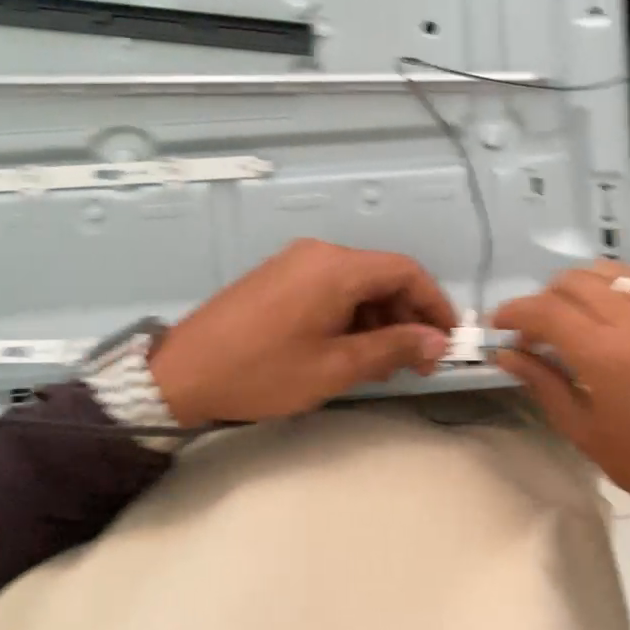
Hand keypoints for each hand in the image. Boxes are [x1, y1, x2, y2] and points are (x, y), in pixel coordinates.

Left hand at [149, 239, 455, 424]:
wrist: (181, 375)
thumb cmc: (263, 372)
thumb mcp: (335, 367)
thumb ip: (393, 348)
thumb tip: (436, 341)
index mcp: (336, 268)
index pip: (406, 271)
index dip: (435, 303)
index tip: (449, 339)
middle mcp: (319, 254)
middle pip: (383, 276)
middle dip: (408, 317)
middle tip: (419, 362)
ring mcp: (296, 264)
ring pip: (358, 285)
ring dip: (380, 321)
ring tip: (386, 365)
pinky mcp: (279, 279)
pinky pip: (332, 290)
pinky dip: (352, 317)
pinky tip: (353, 352)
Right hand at [493, 262, 629, 506]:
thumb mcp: (579, 427)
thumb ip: (541, 381)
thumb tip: (505, 353)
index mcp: (605, 356)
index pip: (547, 311)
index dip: (514, 312)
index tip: (498, 325)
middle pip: (573, 283)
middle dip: (542, 300)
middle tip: (533, 332)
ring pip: (608, 272)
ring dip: (577, 286)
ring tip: (568, 315)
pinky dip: (617, 281)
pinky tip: (606, 303)